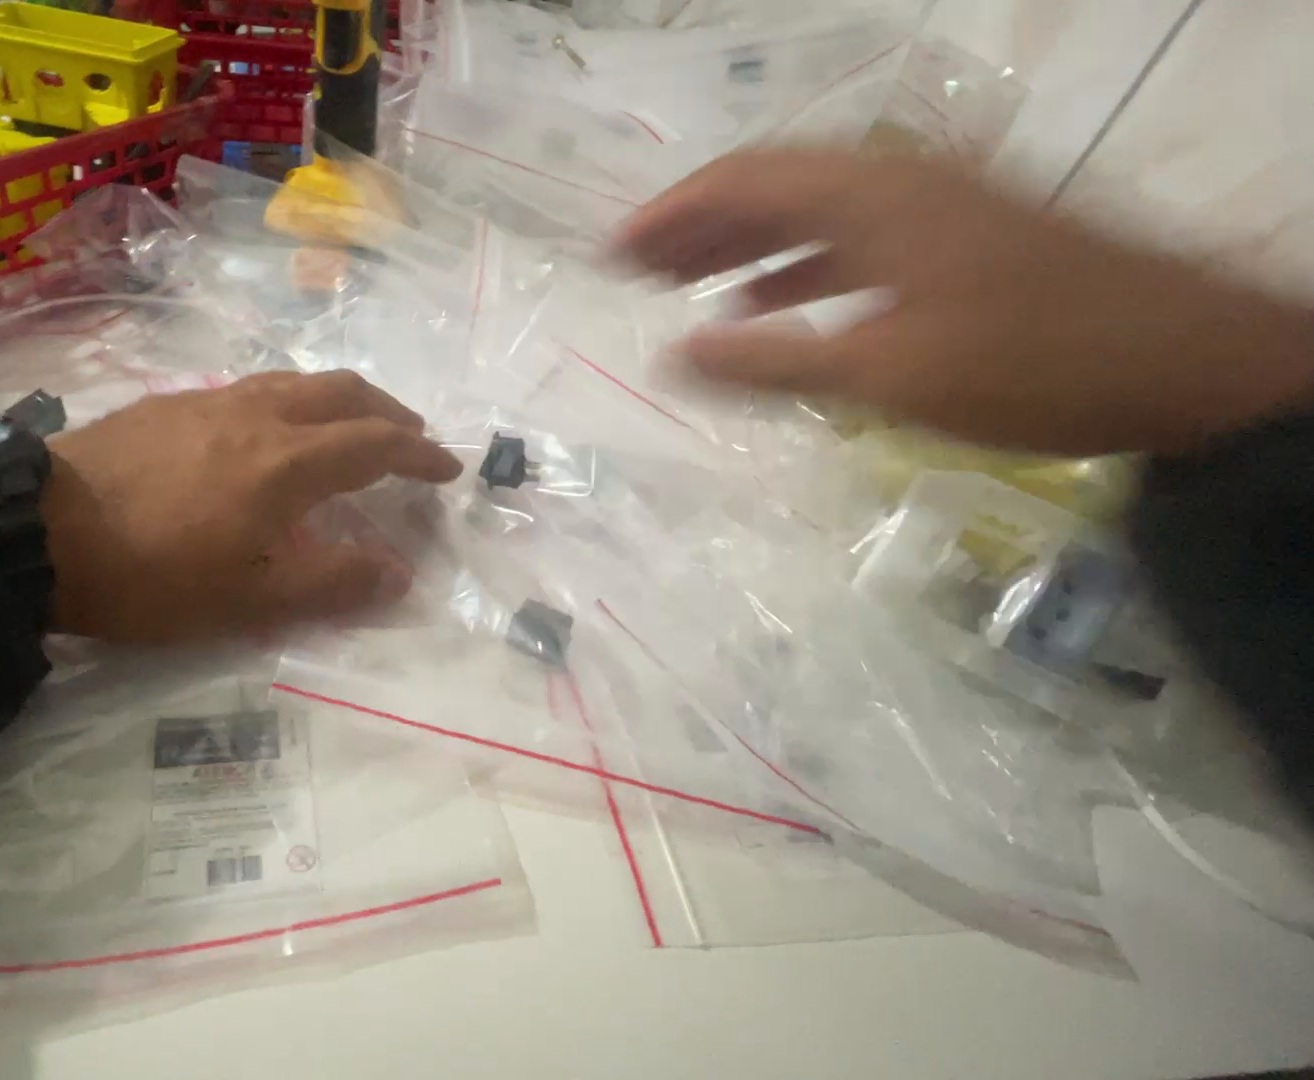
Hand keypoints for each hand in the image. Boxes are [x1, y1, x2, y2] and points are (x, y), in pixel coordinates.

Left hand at [40, 371, 463, 642]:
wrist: (38, 533)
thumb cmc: (153, 576)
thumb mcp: (248, 598)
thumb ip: (332, 582)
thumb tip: (400, 572)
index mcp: (287, 462)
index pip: (376, 444)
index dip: (419, 455)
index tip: (447, 467)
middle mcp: (259, 415)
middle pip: (344, 392)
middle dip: (388, 412)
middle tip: (409, 438)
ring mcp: (212, 401)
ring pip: (296, 381)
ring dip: (340, 400)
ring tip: (350, 427)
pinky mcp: (171, 403)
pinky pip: (253, 389)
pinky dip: (291, 402)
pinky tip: (270, 431)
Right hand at [613, 149, 1313, 455]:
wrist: (1190, 369)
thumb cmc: (1029, 367)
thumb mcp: (883, 374)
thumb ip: (767, 363)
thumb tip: (669, 357)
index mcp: (875, 197)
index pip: (745, 180)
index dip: (669, 214)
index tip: (612, 254)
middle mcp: (897, 185)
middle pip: (770, 189)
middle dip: (693, 228)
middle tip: (632, 273)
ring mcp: (928, 211)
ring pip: (806, 215)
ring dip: (737, 247)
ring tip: (676, 286)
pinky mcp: (948, 243)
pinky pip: (845, 243)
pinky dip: (790, 271)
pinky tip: (759, 305)